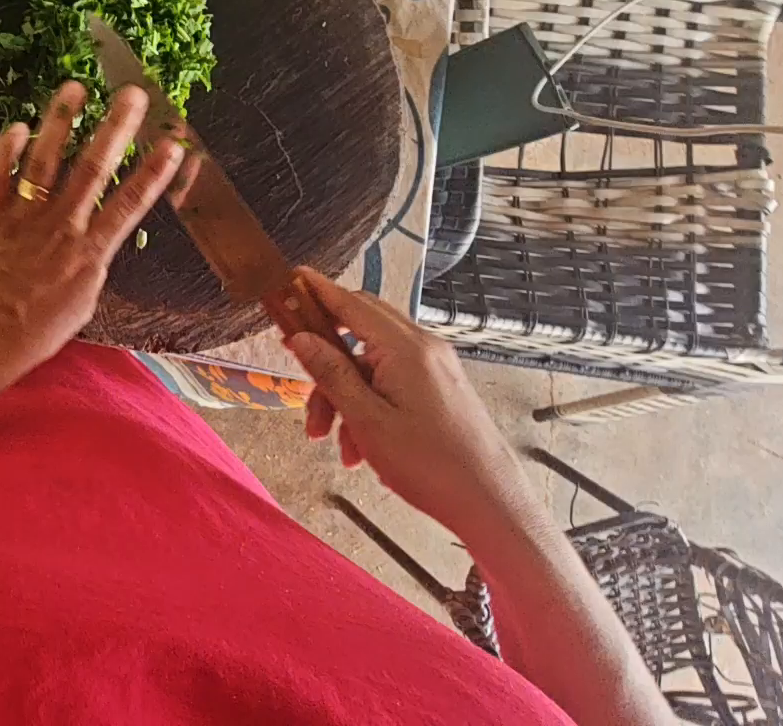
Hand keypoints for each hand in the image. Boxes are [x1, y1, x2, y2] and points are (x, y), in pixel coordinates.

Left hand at [0, 81, 183, 395]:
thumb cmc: (40, 329)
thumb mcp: (85, 300)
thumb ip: (94, 261)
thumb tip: (102, 233)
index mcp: (90, 253)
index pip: (129, 204)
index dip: (153, 172)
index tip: (172, 142)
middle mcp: (61, 229)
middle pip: (93, 170)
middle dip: (116, 129)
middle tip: (132, 94)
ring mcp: (25, 220)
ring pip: (45, 163)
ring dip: (61, 123)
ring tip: (75, 87)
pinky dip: (5, 151)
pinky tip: (17, 124)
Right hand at [283, 268, 539, 541]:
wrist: (492, 506)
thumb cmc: (428, 464)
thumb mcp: (366, 419)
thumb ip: (330, 372)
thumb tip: (299, 336)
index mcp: (405, 348)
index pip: (351, 304)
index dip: (316, 289)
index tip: (290, 276)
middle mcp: (423, 347)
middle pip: (358, 327)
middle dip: (322, 356)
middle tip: (298, 375)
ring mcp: (433, 366)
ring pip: (368, 360)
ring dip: (340, 392)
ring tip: (326, 437)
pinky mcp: (437, 386)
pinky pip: (388, 380)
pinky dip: (365, 404)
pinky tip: (357, 446)